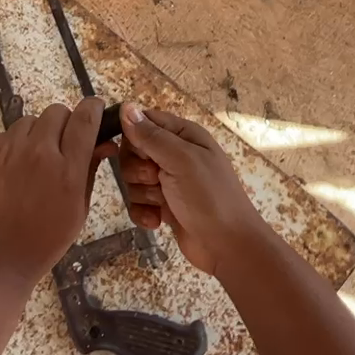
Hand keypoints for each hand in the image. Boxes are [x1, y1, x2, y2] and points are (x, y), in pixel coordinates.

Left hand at [0, 97, 110, 286]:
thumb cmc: (44, 239)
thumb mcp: (78, 209)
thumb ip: (89, 169)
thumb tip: (104, 142)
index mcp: (67, 170)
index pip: (85, 119)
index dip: (92, 108)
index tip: (94, 108)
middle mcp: (39, 152)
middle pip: (57, 111)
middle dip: (64, 123)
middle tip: (62, 144)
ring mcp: (9, 150)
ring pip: (30, 121)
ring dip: (37, 134)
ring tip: (34, 161)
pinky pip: (6, 135)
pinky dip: (13, 146)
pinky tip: (13, 171)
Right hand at [118, 102, 271, 275]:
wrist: (229, 247)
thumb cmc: (209, 197)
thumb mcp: (181, 160)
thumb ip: (151, 135)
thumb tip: (126, 106)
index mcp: (183, 135)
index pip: (143, 121)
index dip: (134, 136)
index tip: (141, 153)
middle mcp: (174, 154)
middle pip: (132, 151)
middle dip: (138, 169)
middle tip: (156, 179)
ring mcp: (167, 181)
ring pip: (132, 178)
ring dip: (143, 193)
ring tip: (163, 203)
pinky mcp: (162, 205)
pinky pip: (137, 202)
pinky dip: (143, 212)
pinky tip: (157, 221)